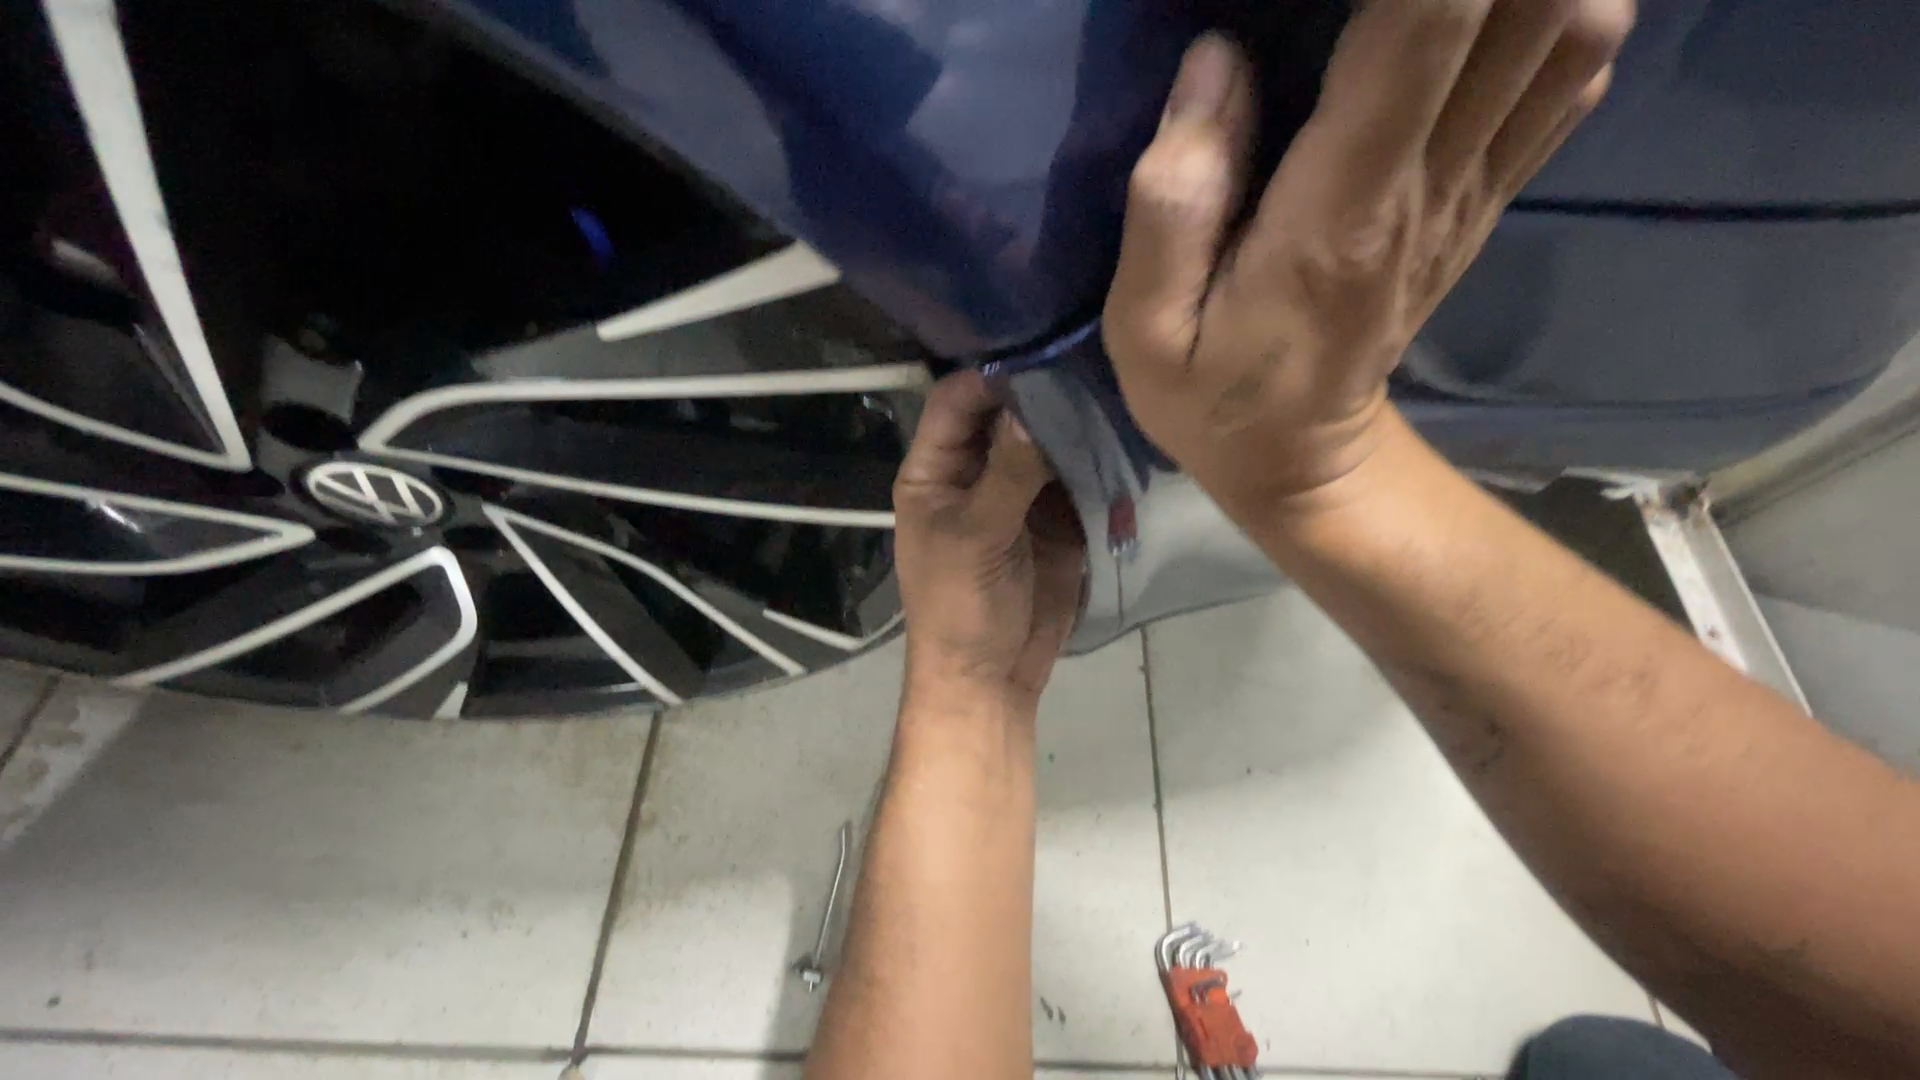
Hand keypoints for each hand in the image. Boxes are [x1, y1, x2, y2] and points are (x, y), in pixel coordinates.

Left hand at [892, 371, 1085, 714]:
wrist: (991, 676)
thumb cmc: (960, 608)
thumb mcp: (975, 538)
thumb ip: (1007, 473)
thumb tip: (1033, 408)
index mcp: (935, 471)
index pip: (956, 403)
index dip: (991, 377)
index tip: (1042, 352)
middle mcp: (975, 471)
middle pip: (1006, 414)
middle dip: (1041, 391)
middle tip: (1093, 358)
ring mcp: (1019, 492)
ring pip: (1046, 441)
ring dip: (1074, 422)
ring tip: (1117, 386)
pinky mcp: (1057, 516)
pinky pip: (1076, 475)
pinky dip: (1096, 458)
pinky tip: (1126, 431)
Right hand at [1103, 1, 1630, 517]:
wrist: (1301, 463)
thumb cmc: (1210, 401)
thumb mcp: (1147, 328)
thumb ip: (1172, 198)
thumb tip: (1217, 62)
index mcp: (1336, 212)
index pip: (1421, 24)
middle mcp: (1427, 185)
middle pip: (1522, 2)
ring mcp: (1469, 193)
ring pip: (1570, 23)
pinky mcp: (1480, 203)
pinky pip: (1567, 77)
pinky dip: (1561, 11)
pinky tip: (1501, 8)